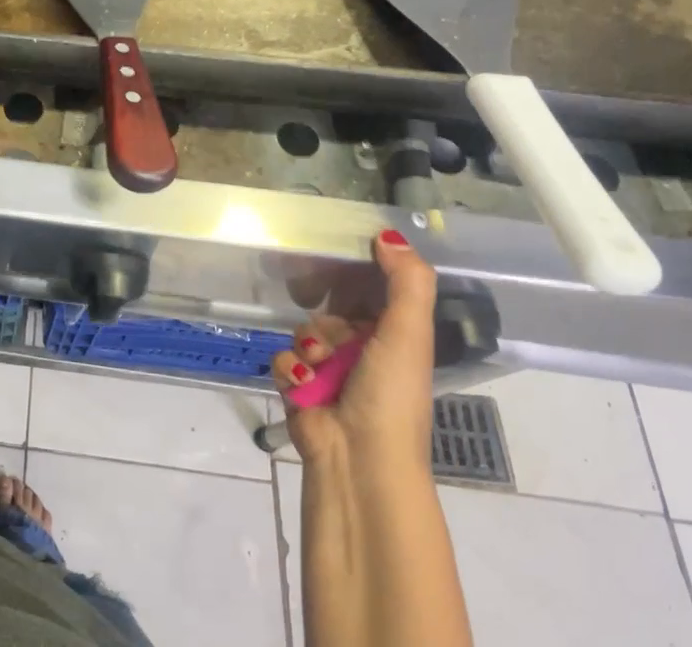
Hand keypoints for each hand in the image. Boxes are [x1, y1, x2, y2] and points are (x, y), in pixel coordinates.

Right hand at [272, 230, 436, 469]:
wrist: (358, 457)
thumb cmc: (390, 394)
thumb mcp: (408, 333)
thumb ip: (405, 281)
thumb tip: (388, 234)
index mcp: (396, 337)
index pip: (373, 293)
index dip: (357, 279)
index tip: (338, 262)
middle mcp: (364, 350)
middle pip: (331, 309)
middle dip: (328, 321)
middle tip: (335, 336)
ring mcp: (329, 369)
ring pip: (304, 330)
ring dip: (308, 345)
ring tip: (318, 369)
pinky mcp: (299, 384)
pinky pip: (283, 356)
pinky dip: (290, 368)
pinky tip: (303, 384)